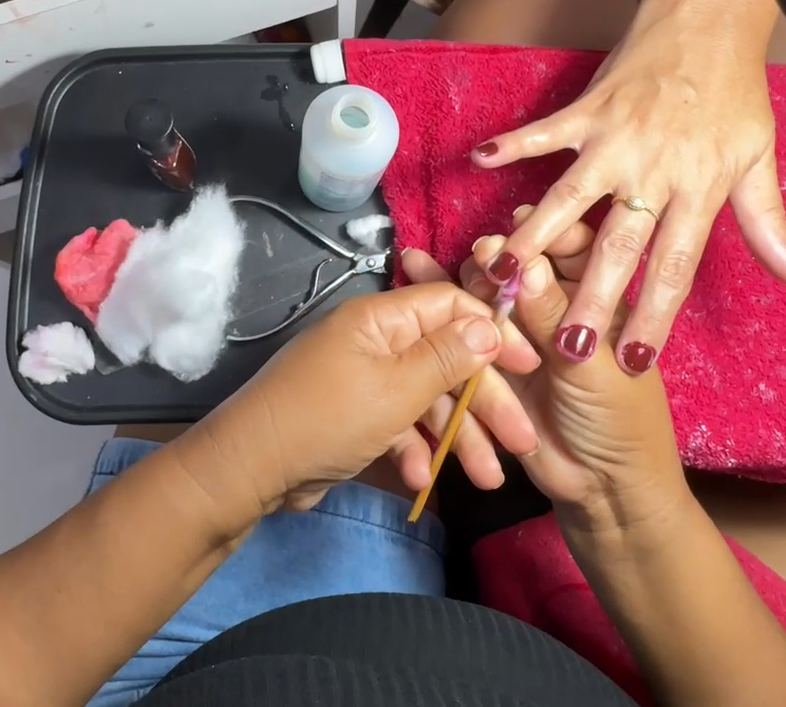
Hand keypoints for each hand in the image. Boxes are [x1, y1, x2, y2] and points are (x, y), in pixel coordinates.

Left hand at [178, 284, 542, 515]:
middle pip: (443, 359)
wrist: (254, 467)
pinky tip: (420, 477)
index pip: (448, 306)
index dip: (491, 332)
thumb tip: (489, 326)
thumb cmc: (329, 416)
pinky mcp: (354, 414)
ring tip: (487, 480)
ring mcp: (363, 378)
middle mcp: (374, 341)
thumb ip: (447, 358)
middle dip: (482, 401)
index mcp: (380, 318)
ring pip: (425, 398)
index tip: (531, 365)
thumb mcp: (397, 388)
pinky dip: (411, 447)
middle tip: (523, 442)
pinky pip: (396, 423)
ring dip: (455, 436)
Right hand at [403, 211, 690, 533]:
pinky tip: (413, 263)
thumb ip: (555, 316)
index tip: (518, 226)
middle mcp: (552, 305)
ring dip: (461, 275)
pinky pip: (461, 323)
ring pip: (484, 290)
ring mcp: (518, 330)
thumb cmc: (619, 423)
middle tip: (480, 260)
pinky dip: (436, 295)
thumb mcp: (592, 367)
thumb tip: (525, 262)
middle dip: (495, 259)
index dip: (543, 233)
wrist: (599, 490)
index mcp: (592, 298)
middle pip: (516, 264)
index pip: (567, 247)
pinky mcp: (489, 356)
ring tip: (434, 267)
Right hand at [473, 5, 785, 374]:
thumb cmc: (732, 92)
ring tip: (504, 271)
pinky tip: (480, 160)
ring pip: (570, 196)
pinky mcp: (586, 109)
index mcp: (699, 187)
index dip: (655, 314)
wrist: (709, 21)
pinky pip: (545, 131)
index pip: (676, 265)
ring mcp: (615, 139)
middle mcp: (654, 170)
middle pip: (619, 244)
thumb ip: (767, 220)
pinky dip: (514, 143)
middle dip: (593, 297)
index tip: (635, 359)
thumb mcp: (759, 156)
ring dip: (536, 235)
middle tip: (568, 345)